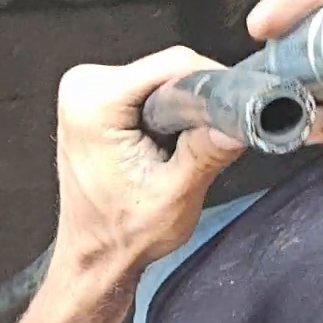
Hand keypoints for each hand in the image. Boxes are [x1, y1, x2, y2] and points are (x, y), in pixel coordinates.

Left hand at [53, 47, 244, 281]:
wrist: (93, 258)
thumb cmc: (121, 235)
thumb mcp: (175, 197)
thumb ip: (206, 154)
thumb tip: (238, 123)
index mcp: (93, 103)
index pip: (173, 65)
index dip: (213, 83)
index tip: (235, 109)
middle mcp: (83, 86)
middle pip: (168, 67)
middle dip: (197, 98)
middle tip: (210, 137)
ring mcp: (86, 88)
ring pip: (162, 74)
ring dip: (184, 104)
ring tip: (186, 145)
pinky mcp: (96, 96)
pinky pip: (150, 84)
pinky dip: (168, 107)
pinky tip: (169, 139)